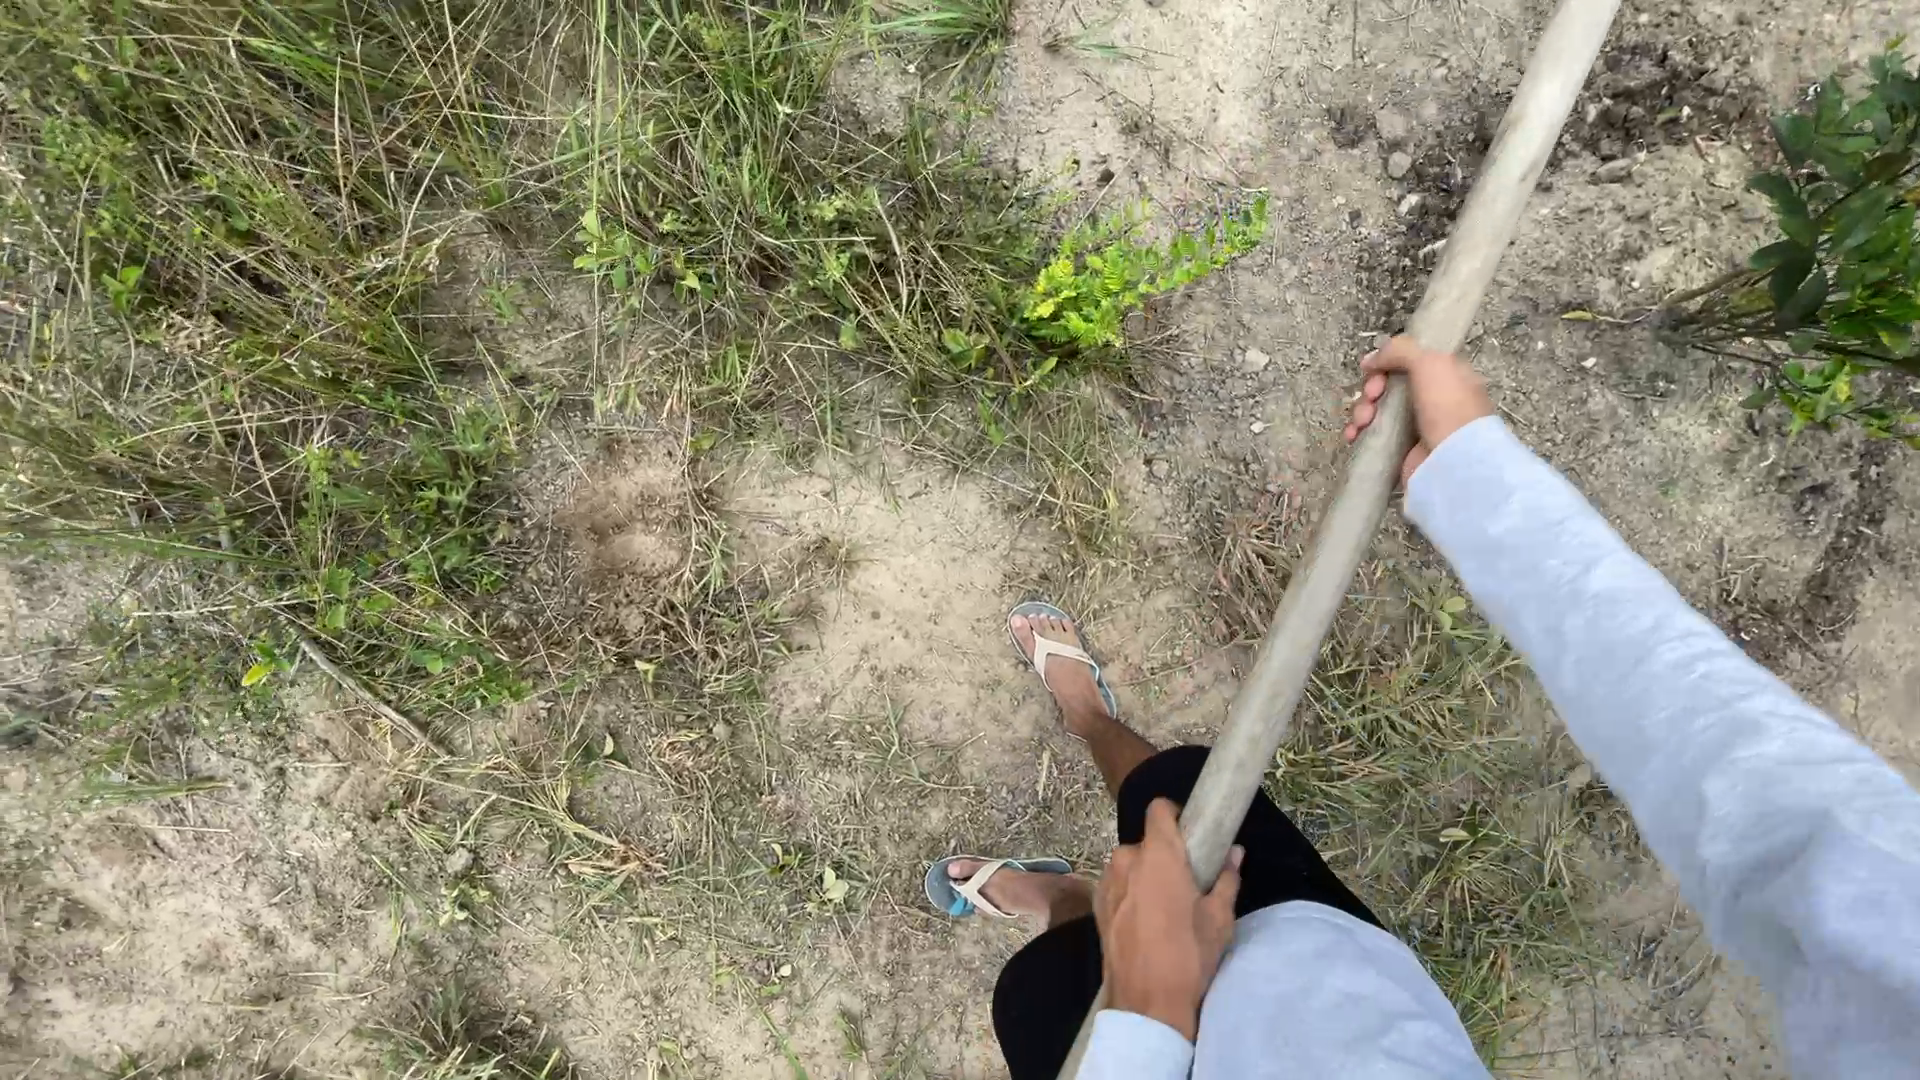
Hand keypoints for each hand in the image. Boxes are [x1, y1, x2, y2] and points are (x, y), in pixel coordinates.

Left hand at [1094, 798, 1243, 1041]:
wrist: (1145, 1001)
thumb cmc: (1188, 955)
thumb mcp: (1219, 919)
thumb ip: (1226, 878)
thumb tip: (1235, 852)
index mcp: (1158, 854)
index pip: (1159, 809)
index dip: (1174, 815)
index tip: (1189, 834)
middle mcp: (1127, 857)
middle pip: (1147, 842)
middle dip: (1165, 855)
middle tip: (1185, 883)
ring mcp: (1107, 879)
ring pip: (1131, 863)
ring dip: (1145, 875)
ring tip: (1164, 909)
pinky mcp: (1096, 901)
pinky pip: (1117, 883)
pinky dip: (1129, 892)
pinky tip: (1143, 922)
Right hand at [1343, 336, 1494, 483]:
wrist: (1453, 459)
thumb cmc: (1448, 406)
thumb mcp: (1431, 363)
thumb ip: (1401, 351)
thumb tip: (1371, 358)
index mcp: (1443, 377)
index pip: (1407, 363)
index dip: (1386, 363)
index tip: (1372, 369)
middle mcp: (1428, 399)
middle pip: (1386, 386)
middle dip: (1371, 389)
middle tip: (1372, 397)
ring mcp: (1411, 426)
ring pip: (1374, 410)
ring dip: (1361, 411)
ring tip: (1363, 422)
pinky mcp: (1396, 448)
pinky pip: (1369, 434)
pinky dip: (1357, 432)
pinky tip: (1353, 436)